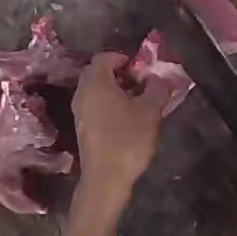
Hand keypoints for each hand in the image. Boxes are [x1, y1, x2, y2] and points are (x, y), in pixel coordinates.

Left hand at [71, 52, 170, 201]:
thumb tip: (157, 78)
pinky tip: (128, 117)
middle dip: (119, 73)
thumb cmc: (128, 139)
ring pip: (96, 90)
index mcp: (96, 84)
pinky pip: (95, 105)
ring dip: (116, 90)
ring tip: (139, 100)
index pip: (103, 57)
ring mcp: (80, 113)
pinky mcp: (83, 128)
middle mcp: (82, 94)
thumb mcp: (150, 111)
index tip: (140, 67)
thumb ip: (156, 89)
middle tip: (141, 81)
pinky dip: (110, 103)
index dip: (122, 57)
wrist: (106, 178)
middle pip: (97, 73)